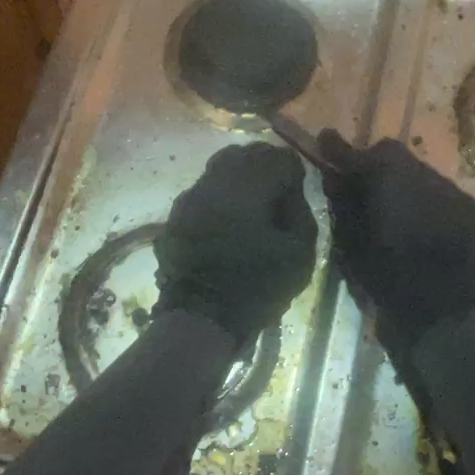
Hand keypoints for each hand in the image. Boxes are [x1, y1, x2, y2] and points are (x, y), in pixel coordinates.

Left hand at [154, 143, 317, 342]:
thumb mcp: (299, 254)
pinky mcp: (174, 216)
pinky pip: (202, 194)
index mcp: (246, 188)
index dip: (292, 170)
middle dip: (264, 168)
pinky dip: (218, 199)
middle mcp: (213, 183)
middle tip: (276, 193)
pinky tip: (225, 224)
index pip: (276, 157)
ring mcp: (188, 198)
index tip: (297, 190)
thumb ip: (300, 212)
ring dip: (239, 180)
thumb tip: (290, 191)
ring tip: (251, 208)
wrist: (201, 319)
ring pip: (218, 170)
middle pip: (244, 155)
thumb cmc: (256, 287)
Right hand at [316, 132, 474, 355]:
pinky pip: (442, 194)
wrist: (453, 323)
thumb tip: (333, 177)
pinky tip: (419, 226)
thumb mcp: (355, 252)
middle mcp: (429, 179)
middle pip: (394, 156)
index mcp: (395, 187)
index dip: (340, 149)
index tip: (324, 142)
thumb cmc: (395, 289)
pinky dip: (425, 202)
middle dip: (373, 164)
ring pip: (420, 173)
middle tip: (358, 185)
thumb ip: (344, 208)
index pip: (362, 155)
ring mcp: (457, 194)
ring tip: (390, 210)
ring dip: (401, 183)